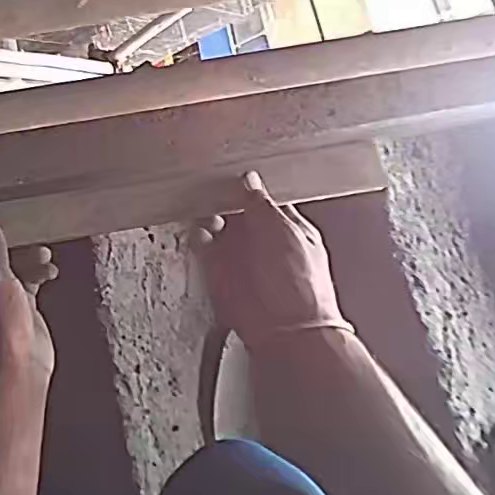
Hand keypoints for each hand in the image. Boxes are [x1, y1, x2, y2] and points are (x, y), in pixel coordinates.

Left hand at [0, 221, 56, 387]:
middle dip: (11, 247)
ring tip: (46, 255)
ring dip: (30, 260)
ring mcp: (1, 300)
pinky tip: (51, 272)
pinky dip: (40, 275)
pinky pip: (31, 284)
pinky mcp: (23, 310)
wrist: (18, 368)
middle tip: (29, 236)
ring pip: (15, 270)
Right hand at [189, 171, 349, 344]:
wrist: (284, 327)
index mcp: (283, 224)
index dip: (244, 183)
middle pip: (232, 206)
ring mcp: (237, 252)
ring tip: (201, 204)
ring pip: (214, 221)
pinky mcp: (217, 267)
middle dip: (219, 194)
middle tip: (207, 181)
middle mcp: (258, 236)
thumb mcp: (282, 230)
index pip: (259, 196)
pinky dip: (196, 234)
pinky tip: (197, 228)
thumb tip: (249, 179)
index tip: (228, 167)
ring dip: (206, 212)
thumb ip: (260, 204)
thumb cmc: (298, 281)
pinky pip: (200, 242)